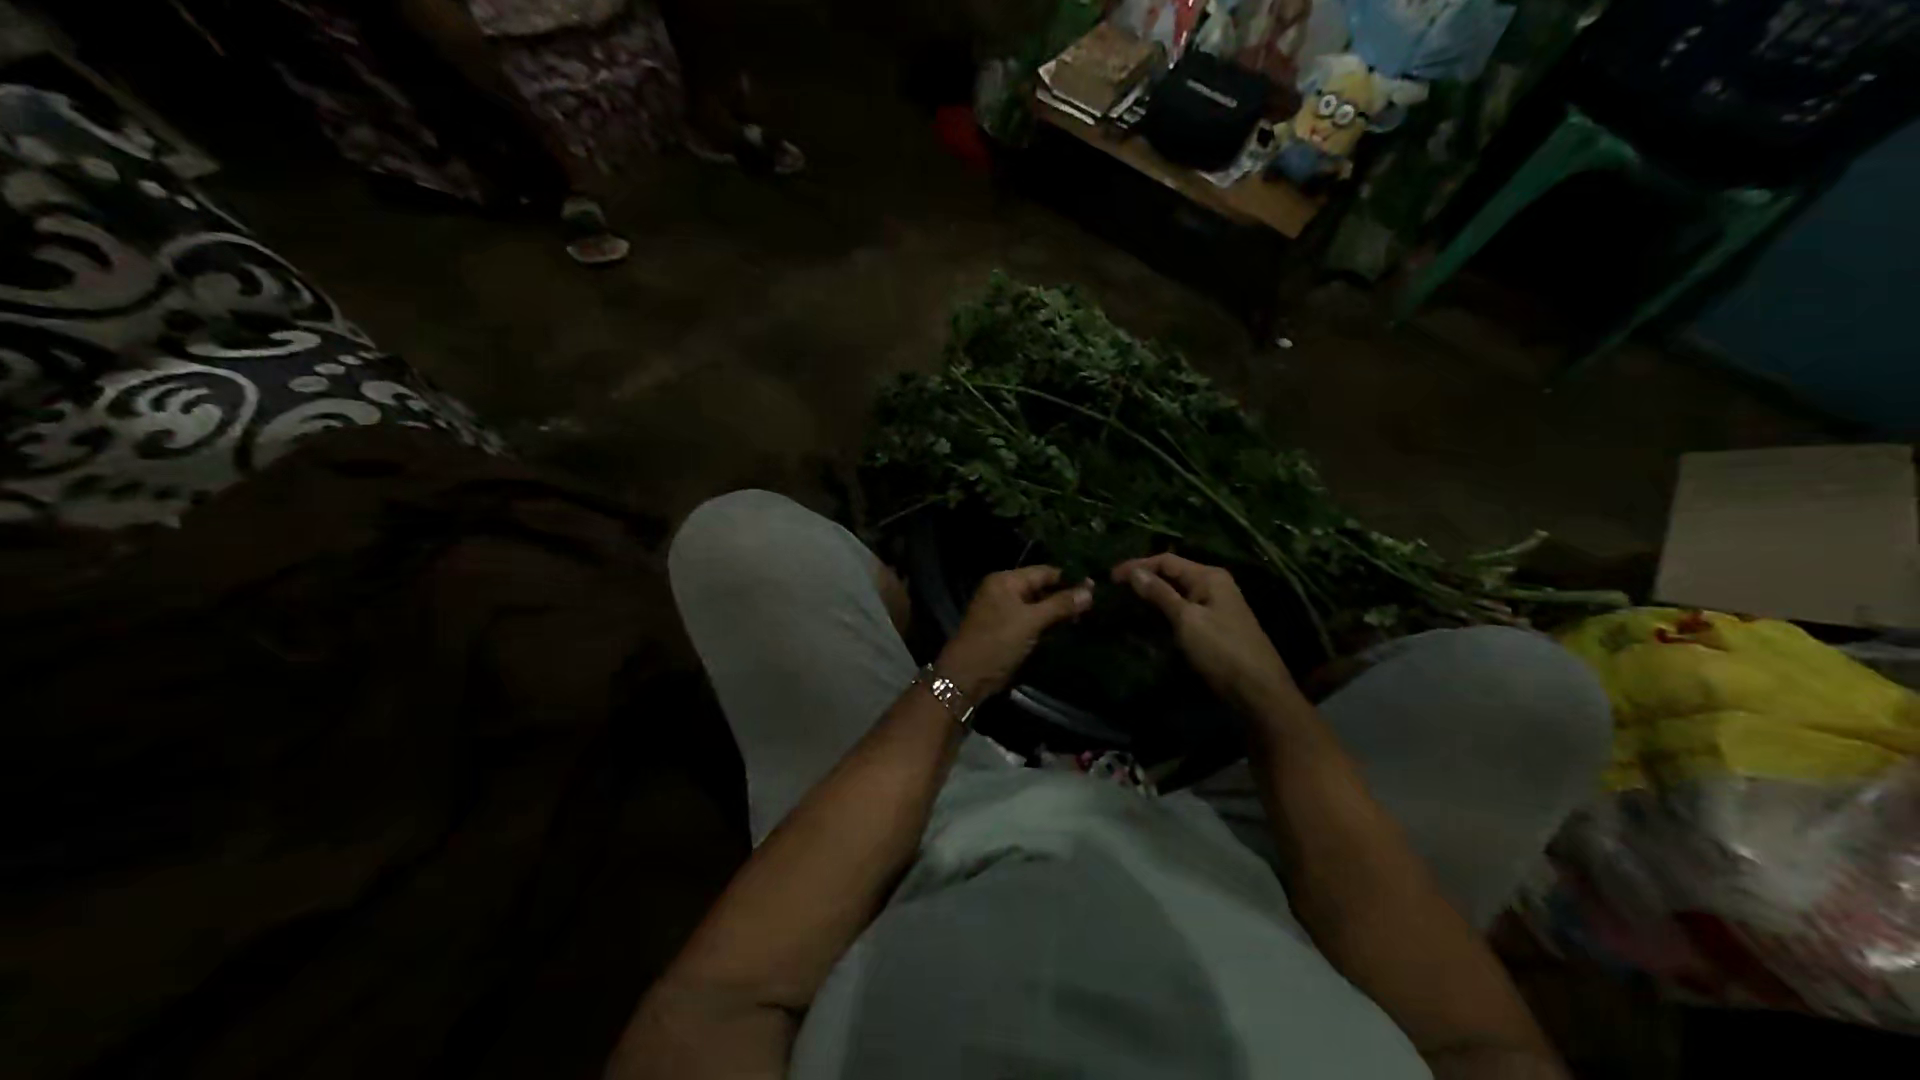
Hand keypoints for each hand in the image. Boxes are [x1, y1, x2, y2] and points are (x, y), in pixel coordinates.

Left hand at [936, 567, 1092, 700]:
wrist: (968, 677)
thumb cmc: (997, 642)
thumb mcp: (1030, 621)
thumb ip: (1060, 604)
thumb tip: (1090, 591)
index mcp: (1005, 581)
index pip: (1044, 572)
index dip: (1069, 579)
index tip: (1096, 586)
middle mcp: (1004, 591)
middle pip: (1042, 588)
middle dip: (1066, 596)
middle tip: (1096, 604)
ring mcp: (1005, 612)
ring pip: (1039, 606)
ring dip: (1059, 612)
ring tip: (1089, 616)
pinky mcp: (1008, 631)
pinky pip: (1033, 621)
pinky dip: (1049, 624)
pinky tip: (1070, 629)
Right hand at [1113, 553, 1304, 716]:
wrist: (1258, 692)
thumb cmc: (1222, 651)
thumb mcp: (1187, 620)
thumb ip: (1160, 594)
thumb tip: (1134, 572)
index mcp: (1209, 577)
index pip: (1166, 560)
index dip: (1137, 566)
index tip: (1110, 578)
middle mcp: (1214, 585)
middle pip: (1172, 574)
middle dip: (1144, 579)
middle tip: (1114, 590)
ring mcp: (1216, 606)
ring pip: (1177, 593)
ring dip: (1152, 595)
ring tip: (1126, 603)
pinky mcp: (1214, 626)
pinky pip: (1183, 610)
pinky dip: (1164, 610)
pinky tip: (1149, 619)